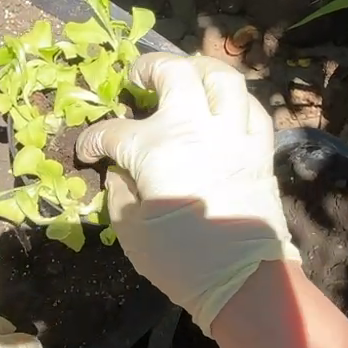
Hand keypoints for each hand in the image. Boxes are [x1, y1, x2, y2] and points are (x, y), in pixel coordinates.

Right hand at [78, 54, 298, 333]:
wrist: (244, 279)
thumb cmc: (180, 259)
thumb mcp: (130, 229)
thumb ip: (119, 191)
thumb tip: (120, 172)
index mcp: (155, 148)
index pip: (113, 132)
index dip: (93, 141)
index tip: (88, 152)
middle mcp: (196, 127)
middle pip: (173, 73)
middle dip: (149, 68)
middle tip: (137, 79)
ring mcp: (233, 134)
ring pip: (222, 77)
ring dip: (199, 69)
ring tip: (186, 76)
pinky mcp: (260, 149)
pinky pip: (252, 108)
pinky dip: (234, 101)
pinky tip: (223, 108)